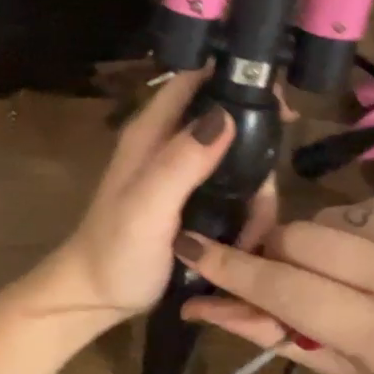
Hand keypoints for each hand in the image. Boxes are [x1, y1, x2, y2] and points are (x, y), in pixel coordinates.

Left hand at [35, 67, 279, 324]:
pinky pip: (232, 189)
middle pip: (223, 117)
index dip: (232, 76)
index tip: (277, 94)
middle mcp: (165, 144)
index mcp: (150, 133)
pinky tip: (253, 231)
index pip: (192, 80)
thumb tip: (225, 115)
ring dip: (256, 184)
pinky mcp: (190, 201)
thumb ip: (182, 161)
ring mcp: (179, 174)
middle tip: (275, 175)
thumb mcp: (149, 205)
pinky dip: (248, 205)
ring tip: (260, 220)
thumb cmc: (116, 250)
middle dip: (257, 140)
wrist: (96, 297)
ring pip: (235, 157)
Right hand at [175, 195, 373, 373]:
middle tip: (285, 273)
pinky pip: (358, 205)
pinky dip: (353, 229)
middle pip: (298, 236)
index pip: (286, 288)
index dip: (230, 266)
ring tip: (350, 272)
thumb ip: (267, 332)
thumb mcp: (342, 370)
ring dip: (318, 241)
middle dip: (276, 250)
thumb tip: (195, 303)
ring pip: (324, 217)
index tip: (187, 245)